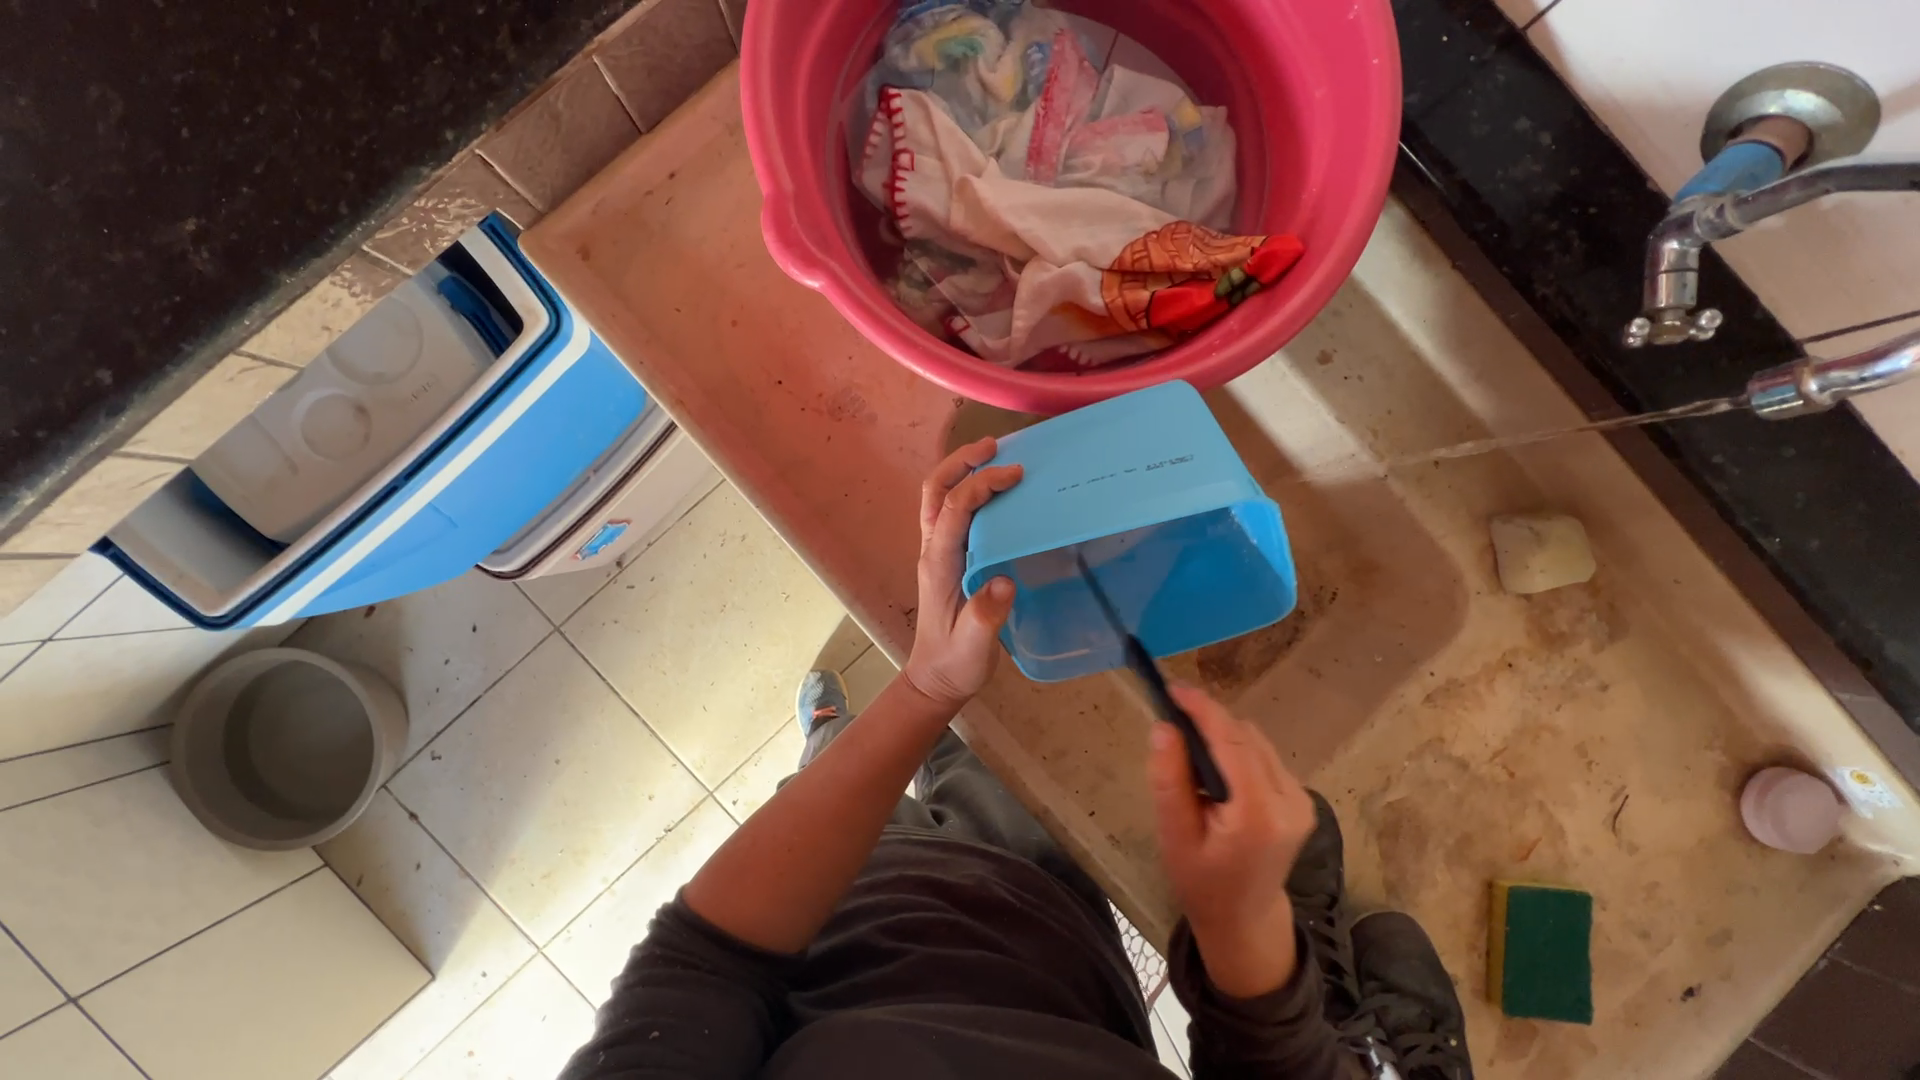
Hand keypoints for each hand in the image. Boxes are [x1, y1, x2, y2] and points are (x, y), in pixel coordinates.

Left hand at [900, 437, 1022, 710]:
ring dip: (960, 470)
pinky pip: (952, 513)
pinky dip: (968, 491)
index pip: (955, 509)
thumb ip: (986, 615)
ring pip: (938, 497)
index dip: (982, 485)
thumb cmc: (956, 663)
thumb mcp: (974, 645)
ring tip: (994, 455)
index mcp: (939, 564)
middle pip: (935, 490)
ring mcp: (937, 552)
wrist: (935, 679)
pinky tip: (995, 492)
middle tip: (994, 446)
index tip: (1016, 475)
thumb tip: (1003, 580)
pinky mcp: (947, 558)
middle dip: (960, 461)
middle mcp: (933, 550)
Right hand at [1148, 685, 1315, 997]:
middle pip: (1245, 737)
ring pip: (1256, 741)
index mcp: (1258, 815)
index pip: (1232, 743)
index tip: (1172, 689)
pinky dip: (1236, 751)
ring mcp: (1301, 799)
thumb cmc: (1201, 881)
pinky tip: (1215, 769)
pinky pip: (1264, 756)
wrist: (1244, 918)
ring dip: (1222, 736)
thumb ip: (1169, 779)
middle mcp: (1290, 801)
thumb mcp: (1174, 835)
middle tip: (1170, 720)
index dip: (1203, 710)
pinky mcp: (1302, 799)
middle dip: (1208, 721)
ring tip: (1189, 750)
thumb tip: (1165, 727)